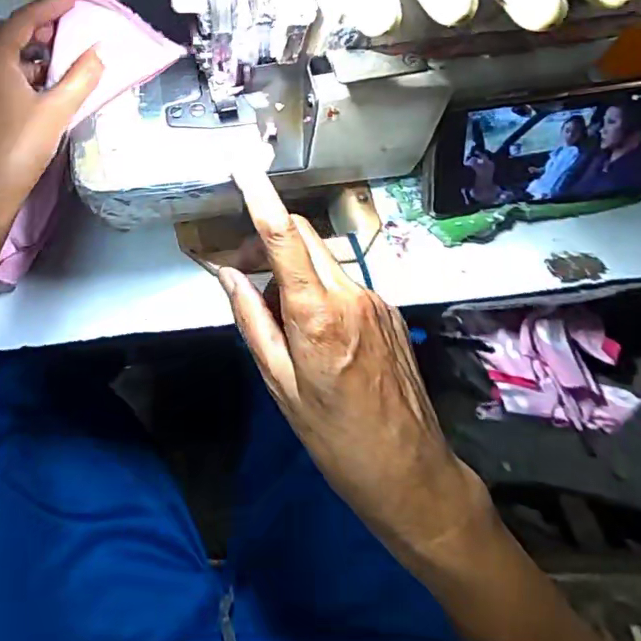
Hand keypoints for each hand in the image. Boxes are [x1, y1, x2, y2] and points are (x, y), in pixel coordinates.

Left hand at [0, 0, 103, 235]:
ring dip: (25, 50)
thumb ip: (81, 77)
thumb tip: (97, 51)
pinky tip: (33, 89)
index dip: (51, 6)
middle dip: (36, 27)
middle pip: (5, 31)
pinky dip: (13, 69)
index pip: (24, 18)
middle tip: (65, 31)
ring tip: (54, 61)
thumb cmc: (17, 150)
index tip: (75, 2)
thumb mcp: (56, 112)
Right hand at [218, 167, 490, 555]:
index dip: (261, 197)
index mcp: (317, 314)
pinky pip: (340, 280)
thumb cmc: (335, 437)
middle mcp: (351, 295)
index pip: (283, 239)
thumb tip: (227, 275)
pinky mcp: (387, 310)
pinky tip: (309, 326)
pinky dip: (314, 285)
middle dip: (265, 238)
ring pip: (319, 257)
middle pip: (302, 236)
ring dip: (289, 266)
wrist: (412, 474)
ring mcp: (374, 300)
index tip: (243, 166)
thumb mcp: (279, 384)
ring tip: (274, 312)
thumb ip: (252, 320)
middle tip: (239, 269)